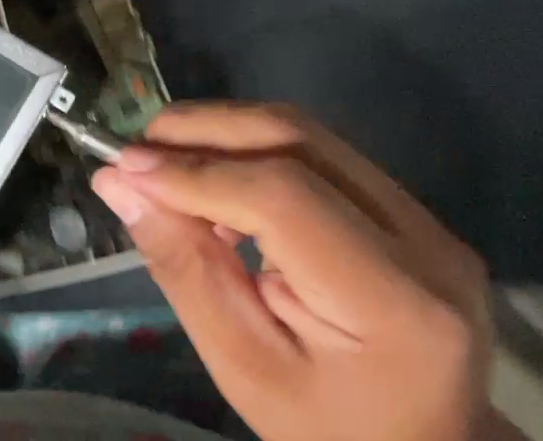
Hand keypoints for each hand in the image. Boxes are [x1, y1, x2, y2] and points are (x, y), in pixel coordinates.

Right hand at [91, 103, 496, 440]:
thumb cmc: (325, 422)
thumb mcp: (241, 364)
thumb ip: (183, 268)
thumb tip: (116, 182)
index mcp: (395, 303)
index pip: (282, 198)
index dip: (194, 173)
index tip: (122, 170)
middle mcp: (426, 243)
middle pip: (296, 141)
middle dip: (201, 131)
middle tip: (134, 151)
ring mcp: (424, 219)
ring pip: (302, 133)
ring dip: (219, 133)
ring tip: (163, 163)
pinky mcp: (407, 209)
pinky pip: (313, 152)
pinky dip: (246, 149)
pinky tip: (212, 182)